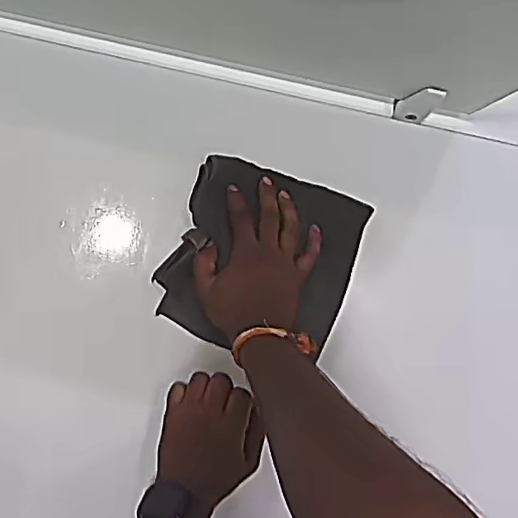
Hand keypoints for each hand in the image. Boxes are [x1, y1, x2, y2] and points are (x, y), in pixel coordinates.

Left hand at [157, 372, 264, 508]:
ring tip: (208, 402)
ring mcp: (188, 409)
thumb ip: (256, 432)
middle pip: (221, 379)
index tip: (242, 407)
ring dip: (206, 387)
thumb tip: (258, 412)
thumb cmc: (213, 479)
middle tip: (225, 402)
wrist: (183, 490)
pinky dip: (184, 391)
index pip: (242, 393)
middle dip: (226, 389)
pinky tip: (191, 404)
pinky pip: (178, 386)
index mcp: (230, 425)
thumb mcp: (248, 462)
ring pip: (200, 378)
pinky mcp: (172, 410)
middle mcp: (208, 412)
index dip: (244, 399)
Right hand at [193, 177, 320, 338]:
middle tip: (265, 183)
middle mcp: (268, 253)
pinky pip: (308, 255)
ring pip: (290, 228)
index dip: (236, 201)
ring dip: (287, 209)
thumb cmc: (233, 314)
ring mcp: (285, 264)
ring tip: (285, 196)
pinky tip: (314, 229)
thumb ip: (204, 263)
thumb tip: (208, 246)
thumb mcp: (205, 289)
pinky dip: (313, 241)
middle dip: (265, 196)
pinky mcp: (296, 277)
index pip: (240, 219)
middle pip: (269, 216)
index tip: (233, 190)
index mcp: (245, 253)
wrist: (260, 334)